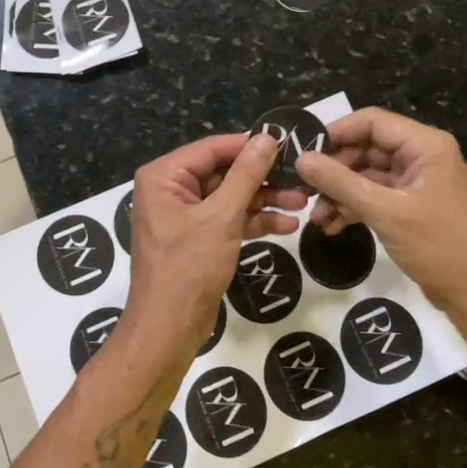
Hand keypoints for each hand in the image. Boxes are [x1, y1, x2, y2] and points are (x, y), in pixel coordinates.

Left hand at [124, 133, 309, 354]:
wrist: (168, 329)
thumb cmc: (188, 267)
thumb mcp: (221, 217)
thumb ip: (246, 175)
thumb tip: (267, 138)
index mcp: (164, 176)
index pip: (212, 148)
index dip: (249, 145)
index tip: (287, 143)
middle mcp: (169, 190)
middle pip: (223, 172)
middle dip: (262, 177)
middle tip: (301, 177)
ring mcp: (183, 216)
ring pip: (229, 197)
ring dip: (264, 200)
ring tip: (302, 202)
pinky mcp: (196, 239)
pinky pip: (227, 220)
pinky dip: (253, 221)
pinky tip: (287, 225)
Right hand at [295, 108, 466, 311]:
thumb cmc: (437, 246)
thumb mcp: (384, 212)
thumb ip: (340, 183)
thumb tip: (302, 159)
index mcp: (425, 145)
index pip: (372, 121)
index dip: (336, 132)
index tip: (304, 151)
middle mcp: (422, 155)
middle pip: (367, 147)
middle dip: (335, 170)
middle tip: (304, 189)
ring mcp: (416, 181)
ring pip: (367, 174)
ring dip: (340, 192)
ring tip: (316, 216)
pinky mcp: (410, 204)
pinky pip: (374, 195)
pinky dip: (353, 206)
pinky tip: (331, 225)